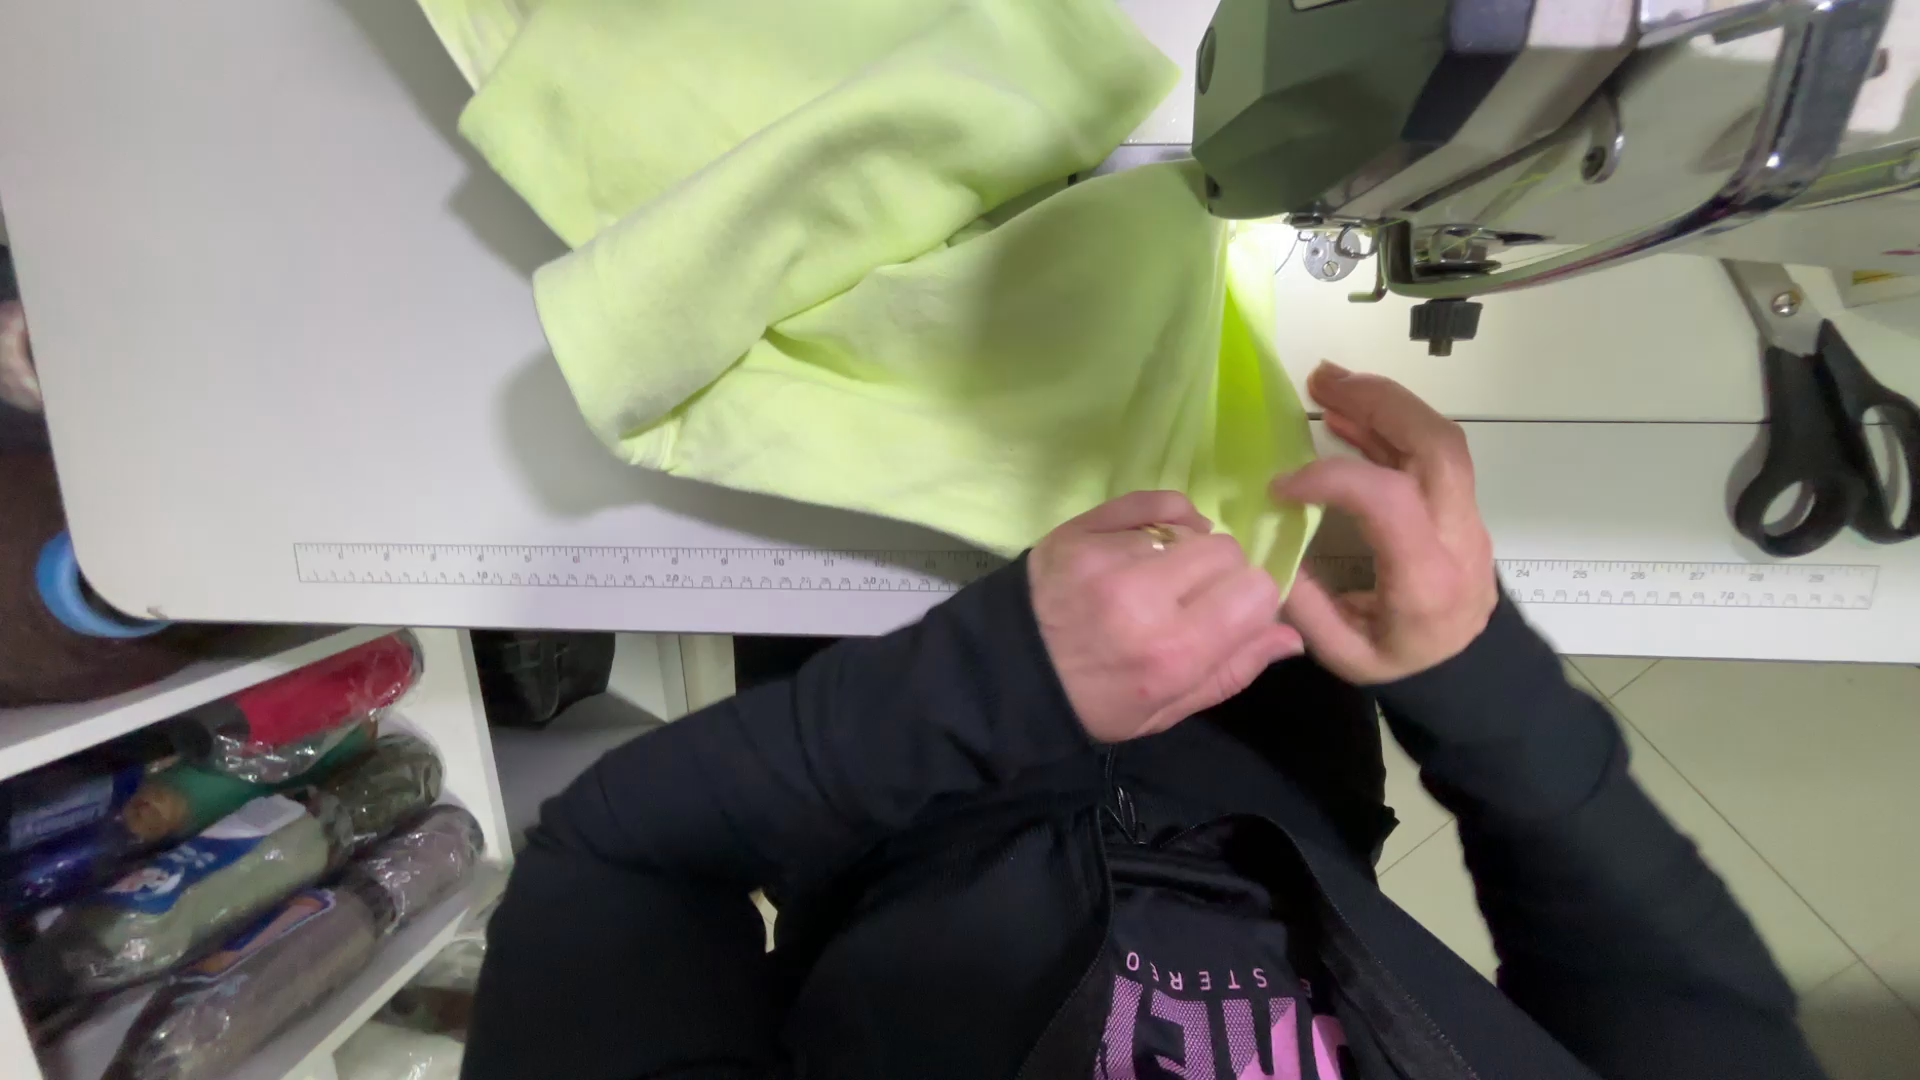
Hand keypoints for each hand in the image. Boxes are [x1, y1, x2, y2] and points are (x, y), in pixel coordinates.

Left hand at [1029, 491, 1303, 742]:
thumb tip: (1290, 634)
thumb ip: (1230, 671)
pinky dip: (1161, 517)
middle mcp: (1145, 597)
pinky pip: (1150, 501)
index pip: (1256, 591)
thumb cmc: (1090, 701)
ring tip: (1152, 579)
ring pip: (1187, 528)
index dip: (1250, 602)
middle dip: (1218, 575)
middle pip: (1225, 552)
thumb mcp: (1163, 711)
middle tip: (1187, 598)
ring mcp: (1108, 556)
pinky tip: (1153, 538)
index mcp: (1173, 653)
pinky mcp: (1080, 530)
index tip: (1227, 614)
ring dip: (1182, 551)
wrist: (1006, 673)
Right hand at [1272, 363, 1498, 683]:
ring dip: (1381, 402)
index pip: (1390, 500)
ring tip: (1325, 382)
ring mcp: (1464, 514)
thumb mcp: (1342, 653)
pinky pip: (1429, 451)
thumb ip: (1304, 605)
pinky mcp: (1455, 504)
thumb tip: (1264, 549)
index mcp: (1425, 577)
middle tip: (1319, 382)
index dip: (1332, 477)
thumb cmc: (1399, 660)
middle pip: (1436, 446)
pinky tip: (1344, 414)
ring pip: (1438, 438)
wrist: (1467, 669)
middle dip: (1377, 402)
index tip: (1281, 485)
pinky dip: (1386, 422)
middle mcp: (1457, 535)